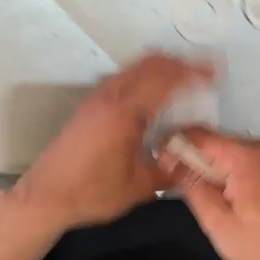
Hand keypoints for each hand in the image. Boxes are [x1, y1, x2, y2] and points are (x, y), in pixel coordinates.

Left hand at [12, 54, 214, 232]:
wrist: (45, 196)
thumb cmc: (91, 193)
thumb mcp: (139, 187)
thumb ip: (170, 171)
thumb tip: (193, 162)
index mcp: (126, 112)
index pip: (166, 78)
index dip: (193, 72)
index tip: (214, 74)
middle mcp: (110, 97)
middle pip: (150, 63)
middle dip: (180, 64)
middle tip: (202, 74)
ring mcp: (96, 99)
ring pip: (133, 68)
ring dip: (160, 68)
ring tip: (182, 81)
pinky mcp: (88, 107)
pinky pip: (122, 79)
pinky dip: (142, 78)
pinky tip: (151, 97)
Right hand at [164, 129, 259, 259]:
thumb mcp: (219, 224)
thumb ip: (193, 187)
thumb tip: (168, 158)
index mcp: (246, 157)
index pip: (199, 136)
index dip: (174, 145)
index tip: (158, 164)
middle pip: (215, 143)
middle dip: (193, 159)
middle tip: (176, 186)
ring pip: (230, 153)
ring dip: (212, 169)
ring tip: (203, 196)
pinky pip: (246, 161)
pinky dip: (230, 173)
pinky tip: (227, 198)